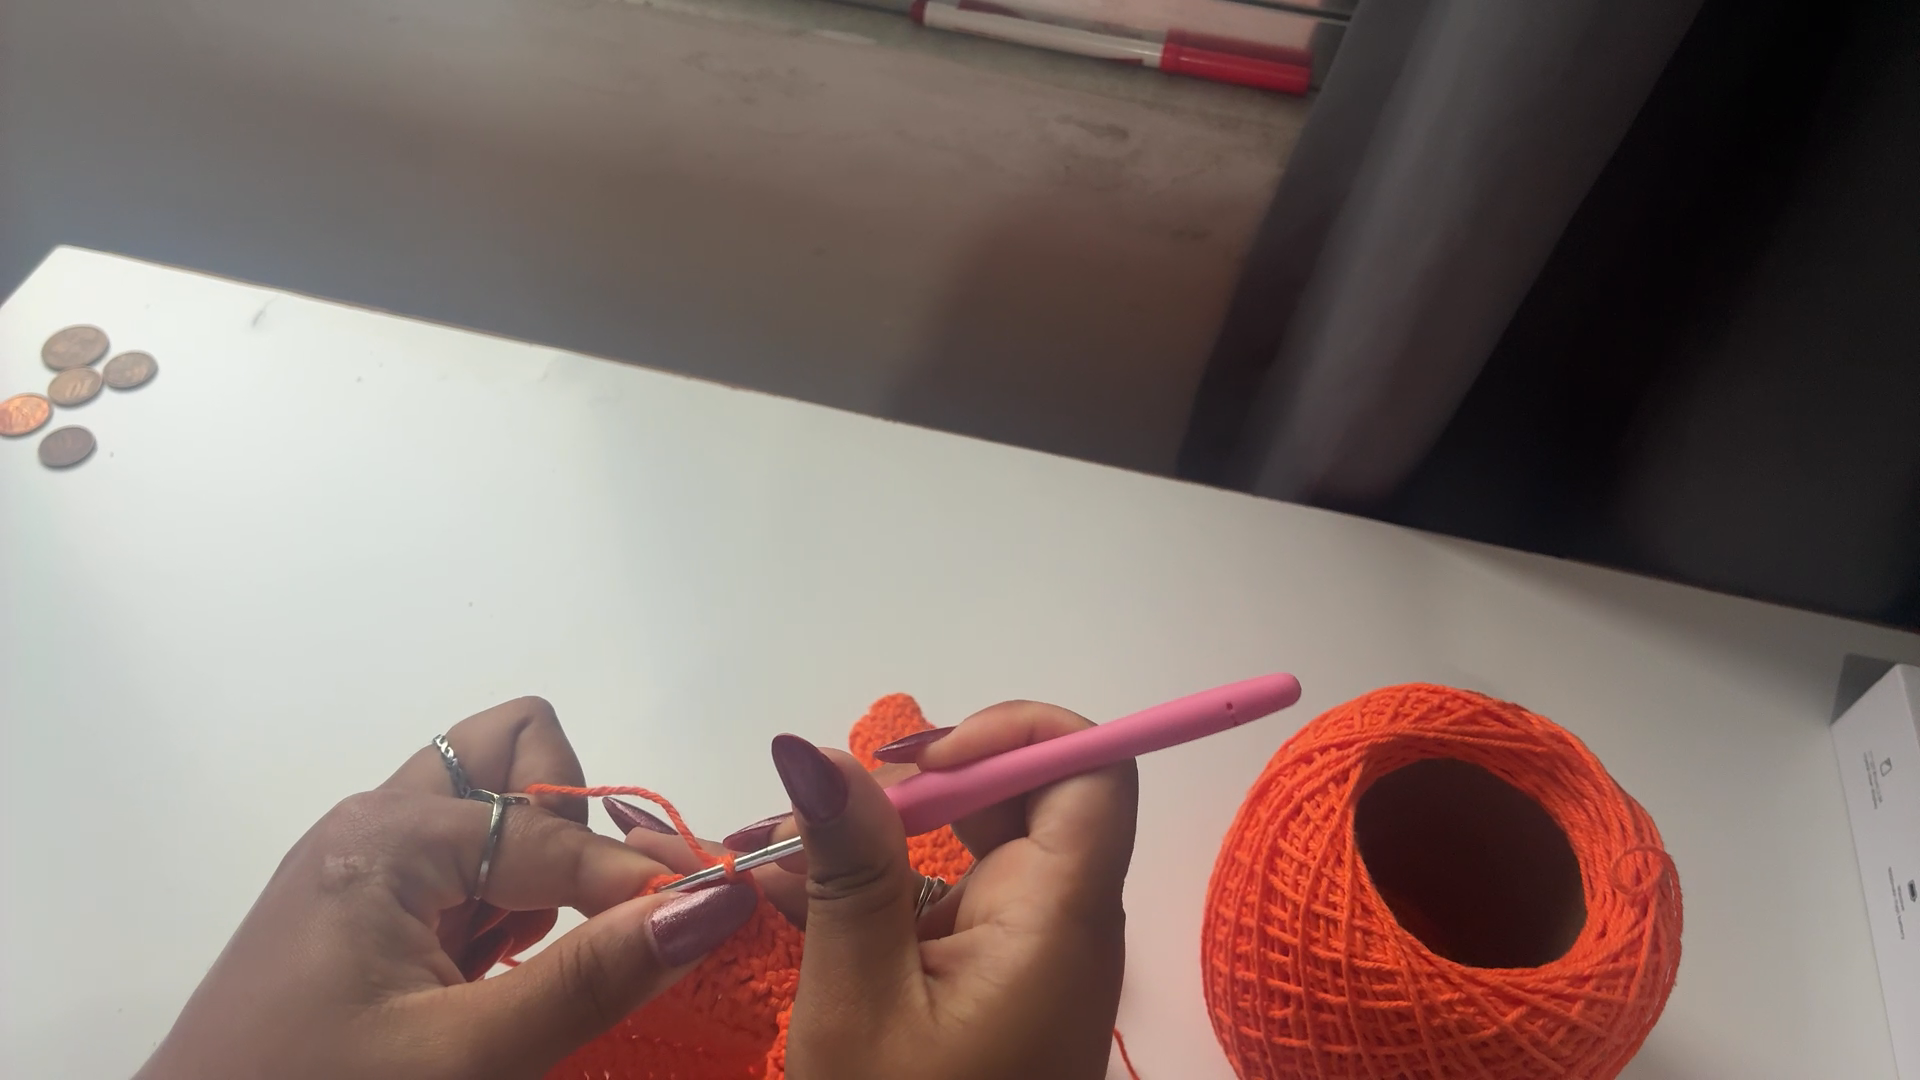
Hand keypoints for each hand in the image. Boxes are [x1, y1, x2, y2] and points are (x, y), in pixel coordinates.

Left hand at [137, 697, 760, 1079]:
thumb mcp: (462, 1062)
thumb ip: (594, 975)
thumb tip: (717, 900)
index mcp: (391, 833)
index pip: (561, 834)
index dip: (637, 879)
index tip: (702, 917)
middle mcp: (384, 818)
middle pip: (520, 747)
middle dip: (570, 817)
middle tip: (571, 903)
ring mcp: (376, 856)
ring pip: (506, 795)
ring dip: (543, 860)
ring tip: (517, 949)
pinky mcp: (376, 899)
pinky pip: (481, 852)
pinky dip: (512, 892)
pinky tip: (484, 965)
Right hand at [769, 701, 1138, 1079]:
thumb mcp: (859, 1006)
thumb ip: (849, 868)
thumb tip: (814, 750)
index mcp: (1061, 916)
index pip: (1094, 768)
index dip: (1020, 732)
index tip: (927, 764)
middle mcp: (1062, 912)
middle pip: (1026, 787)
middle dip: (926, 782)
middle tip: (832, 809)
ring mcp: (1030, 937)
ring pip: (977, 831)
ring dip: (885, 828)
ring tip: (790, 847)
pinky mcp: (997, 961)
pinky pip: (948, 884)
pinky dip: (881, 875)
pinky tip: (801, 889)